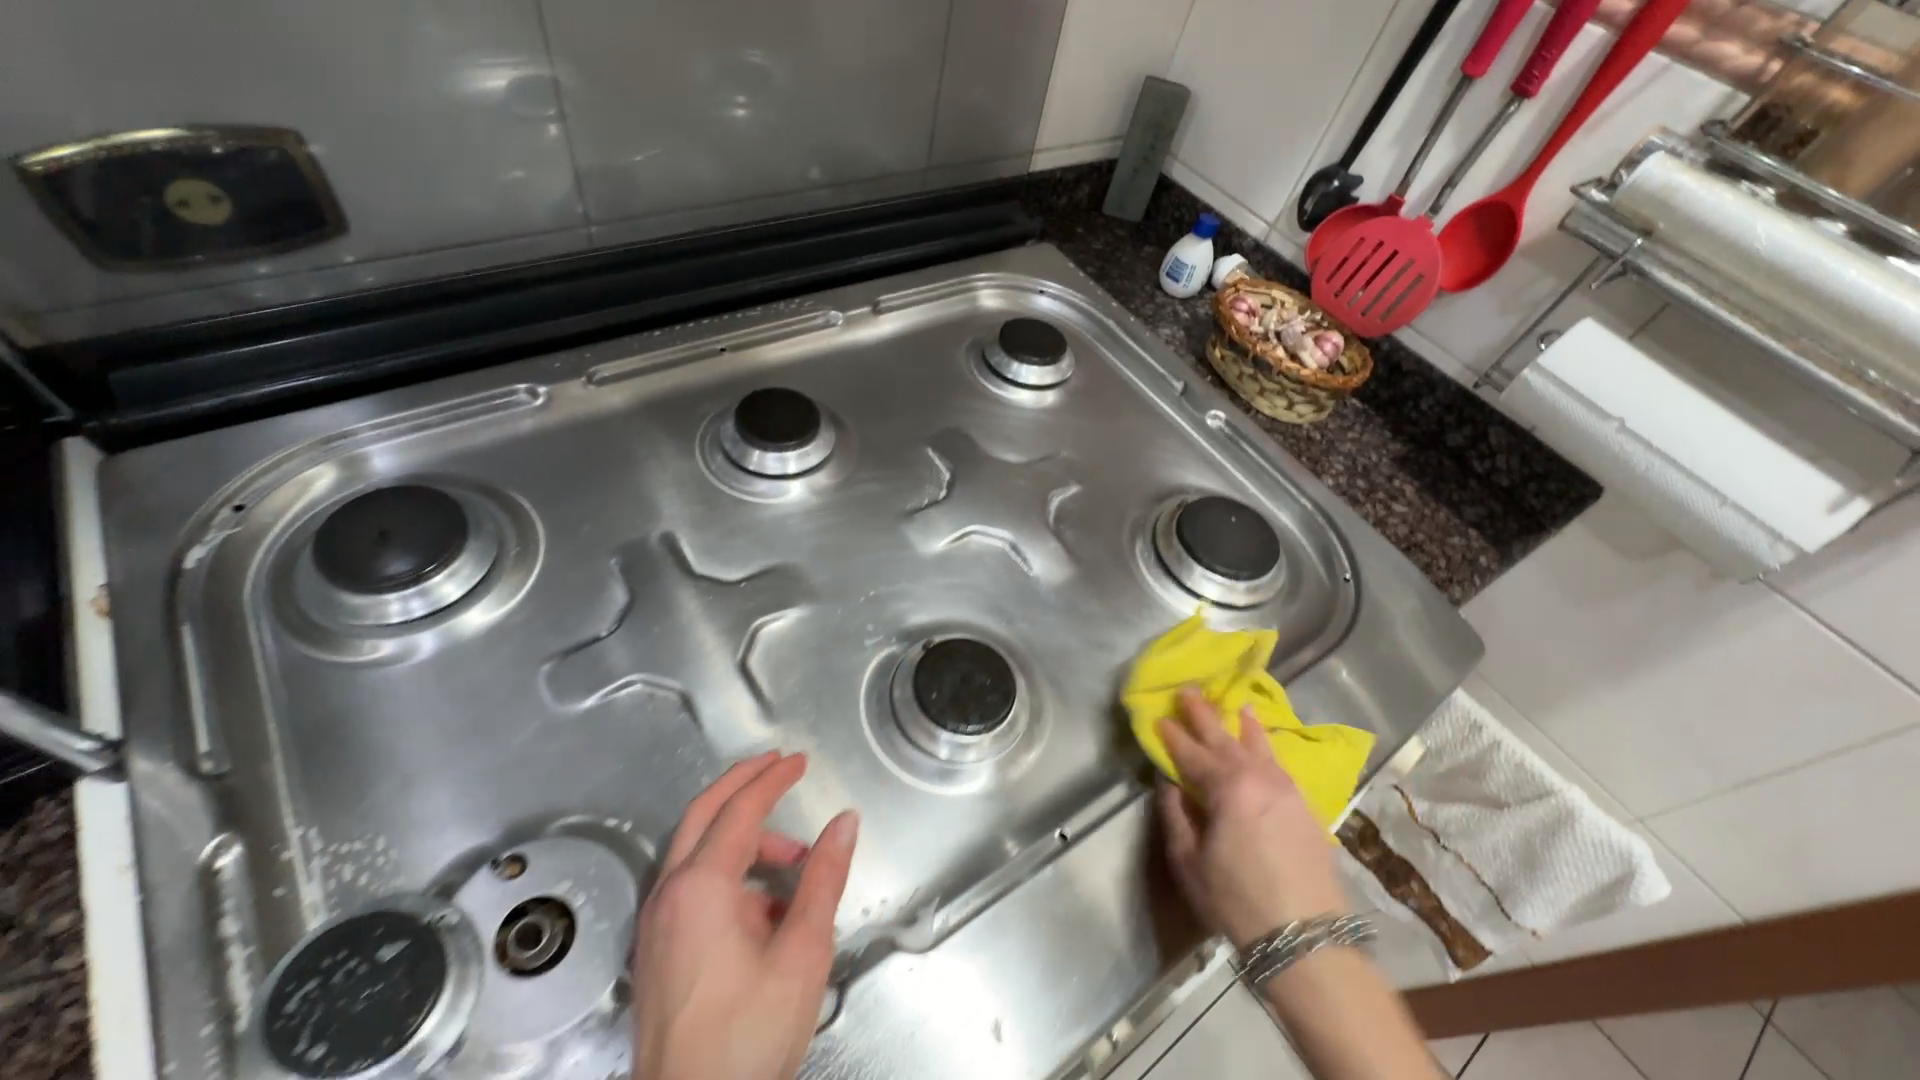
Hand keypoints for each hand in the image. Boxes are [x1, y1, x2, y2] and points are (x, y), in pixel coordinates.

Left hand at [632, 751, 858, 1079]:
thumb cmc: (747, 1035)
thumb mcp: (801, 952)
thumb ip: (823, 879)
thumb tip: (844, 824)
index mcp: (700, 887)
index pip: (739, 811)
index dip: (772, 780)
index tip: (798, 761)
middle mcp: (668, 895)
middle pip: (702, 816)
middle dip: (741, 786)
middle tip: (778, 769)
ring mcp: (656, 923)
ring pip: (697, 855)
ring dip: (743, 843)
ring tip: (795, 869)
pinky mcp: (656, 950)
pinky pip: (691, 889)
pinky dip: (729, 877)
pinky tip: (765, 913)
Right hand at [1156, 688, 1346, 950]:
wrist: (1306, 935)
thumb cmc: (1236, 900)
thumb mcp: (1189, 862)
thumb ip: (1176, 815)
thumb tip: (1169, 783)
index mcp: (1226, 788)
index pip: (1191, 753)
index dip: (1171, 736)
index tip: (1157, 717)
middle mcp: (1258, 777)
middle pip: (1224, 739)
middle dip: (1203, 715)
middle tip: (1187, 691)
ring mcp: (1286, 788)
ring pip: (1258, 745)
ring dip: (1240, 723)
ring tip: (1234, 703)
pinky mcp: (1304, 804)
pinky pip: (1278, 761)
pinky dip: (1266, 743)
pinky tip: (1261, 738)